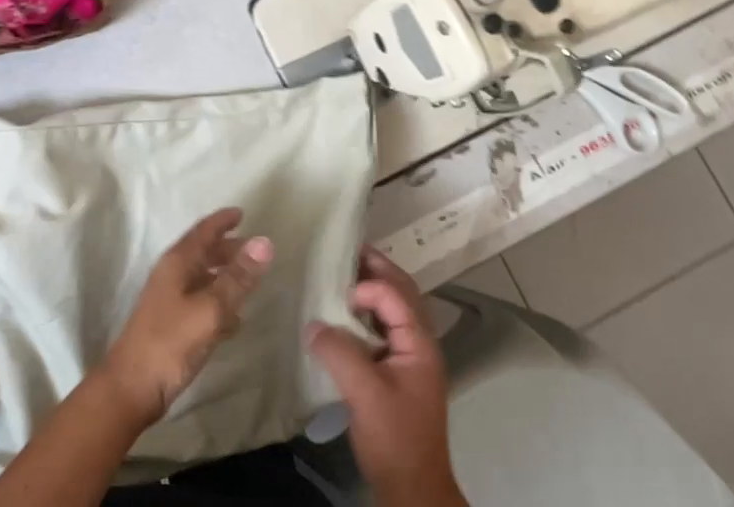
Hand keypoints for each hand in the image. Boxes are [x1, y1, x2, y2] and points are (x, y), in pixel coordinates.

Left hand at [98, 207, 273, 425]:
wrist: (133, 387)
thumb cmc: (170, 343)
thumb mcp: (210, 309)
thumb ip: (237, 278)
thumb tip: (265, 242)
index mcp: (177, 264)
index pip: (203, 232)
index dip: (222, 221)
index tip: (242, 213)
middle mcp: (172, 276)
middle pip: (203, 253)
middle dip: (228, 248)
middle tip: (255, 250)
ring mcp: (170, 301)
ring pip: (203, 278)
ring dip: (225, 276)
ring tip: (251, 281)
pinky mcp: (173, 326)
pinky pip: (201, 304)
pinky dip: (219, 303)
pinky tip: (236, 320)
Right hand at [306, 247, 465, 506]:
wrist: (412, 487)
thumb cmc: (394, 437)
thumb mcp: (365, 392)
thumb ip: (339, 352)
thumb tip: (313, 323)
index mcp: (420, 343)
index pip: (394, 295)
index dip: (366, 286)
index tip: (335, 295)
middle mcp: (419, 344)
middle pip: (403, 294)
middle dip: (378, 269)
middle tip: (347, 249)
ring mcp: (410, 359)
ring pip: (394, 311)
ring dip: (373, 289)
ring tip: (342, 274)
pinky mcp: (396, 374)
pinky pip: (383, 330)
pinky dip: (366, 314)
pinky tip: (342, 317)